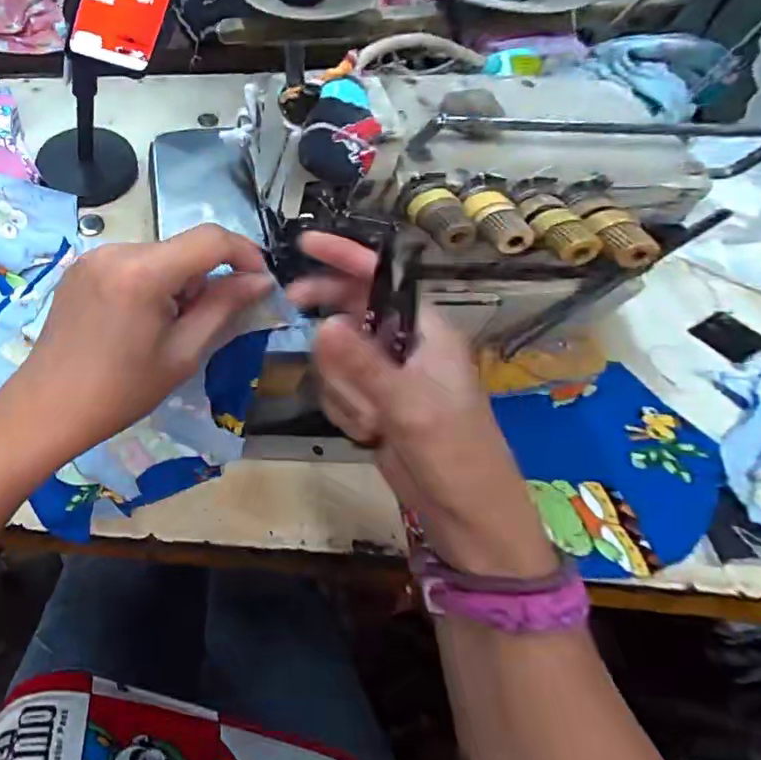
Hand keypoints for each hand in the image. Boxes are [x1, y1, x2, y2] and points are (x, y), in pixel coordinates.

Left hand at [0, 224, 273, 462]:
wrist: (48, 406)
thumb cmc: (119, 391)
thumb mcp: (182, 354)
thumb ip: (224, 308)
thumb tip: (260, 280)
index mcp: (143, 271)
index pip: (210, 238)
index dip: (244, 253)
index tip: (257, 282)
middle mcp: (115, 250)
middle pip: (182, 248)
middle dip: (202, 279)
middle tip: (195, 324)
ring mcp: (92, 256)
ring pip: (157, 256)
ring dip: (174, 281)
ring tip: (158, 328)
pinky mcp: (79, 267)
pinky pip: (129, 263)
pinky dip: (146, 282)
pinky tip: (132, 321)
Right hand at [286, 232, 558, 578]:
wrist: (466, 515)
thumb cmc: (455, 454)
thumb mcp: (410, 408)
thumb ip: (364, 366)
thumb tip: (322, 325)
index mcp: (426, 332)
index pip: (381, 280)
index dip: (344, 257)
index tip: (303, 244)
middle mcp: (404, 346)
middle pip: (349, 314)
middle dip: (331, 334)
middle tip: (293, 313)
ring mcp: (386, 376)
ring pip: (336, 358)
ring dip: (342, 388)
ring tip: (371, 419)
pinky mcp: (373, 403)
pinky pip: (337, 388)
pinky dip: (343, 409)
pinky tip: (368, 433)